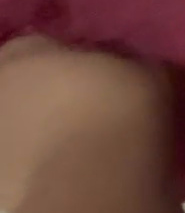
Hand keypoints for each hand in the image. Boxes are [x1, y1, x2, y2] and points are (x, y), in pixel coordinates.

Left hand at [0, 36, 168, 209]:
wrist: (95, 168)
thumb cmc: (123, 103)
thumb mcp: (142, 66)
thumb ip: (116, 59)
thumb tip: (109, 62)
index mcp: (27, 58)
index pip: (30, 43)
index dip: (54, 52)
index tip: (83, 62)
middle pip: (9, 81)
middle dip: (32, 86)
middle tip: (69, 95)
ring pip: (7, 118)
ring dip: (25, 119)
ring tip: (61, 130)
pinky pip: (8, 153)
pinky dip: (22, 153)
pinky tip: (53, 159)